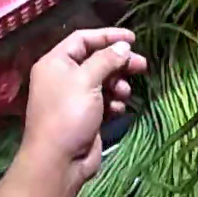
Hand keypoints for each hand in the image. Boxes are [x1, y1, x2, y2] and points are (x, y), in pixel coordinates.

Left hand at [16, 28, 147, 187]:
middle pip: (97, 60)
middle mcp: (63, 77)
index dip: (108, 36)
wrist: (59, 160)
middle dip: (119, 63)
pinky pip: (104, 102)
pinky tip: (118, 109)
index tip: (133, 39)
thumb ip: (106, 59)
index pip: (83, 39)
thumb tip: (123, 46)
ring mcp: (75, 98)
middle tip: (141, 66)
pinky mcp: (86, 116)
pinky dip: (114, 103)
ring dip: (118, 85)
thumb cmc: (69, 114)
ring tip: (125, 93)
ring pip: (103, 82)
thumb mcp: (87, 80)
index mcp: (56, 62)